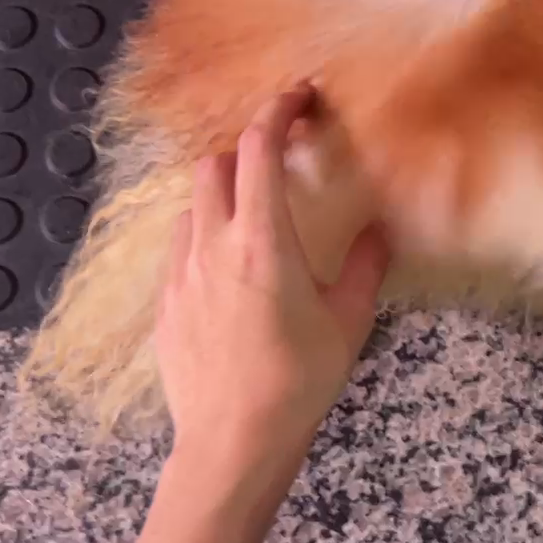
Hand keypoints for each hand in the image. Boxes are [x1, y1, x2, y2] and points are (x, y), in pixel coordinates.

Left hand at [155, 87, 389, 483]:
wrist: (231, 445)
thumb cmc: (298, 378)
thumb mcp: (350, 319)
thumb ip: (367, 264)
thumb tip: (379, 229)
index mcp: (263, 242)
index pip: (259, 152)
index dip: (276, 112)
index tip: (299, 97)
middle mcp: (212, 246)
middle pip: (214, 164)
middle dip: (248, 148)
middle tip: (283, 159)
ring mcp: (179, 274)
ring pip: (192, 202)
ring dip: (225, 189)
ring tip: (257, 209)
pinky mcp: (163, 303)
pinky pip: (180, 244)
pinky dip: (206, 228)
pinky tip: (230, 261)